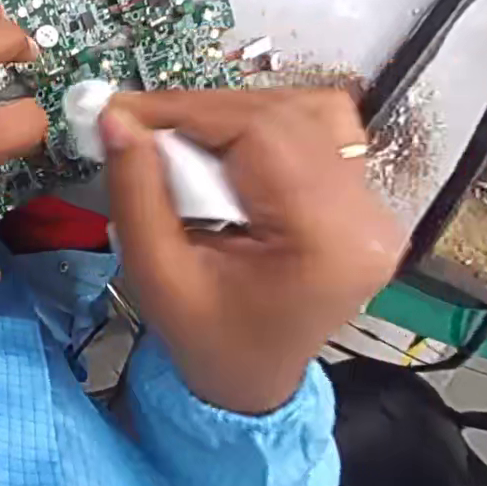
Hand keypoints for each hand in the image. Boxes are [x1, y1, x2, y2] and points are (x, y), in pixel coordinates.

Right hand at [101, 88, 404, 413]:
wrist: (248, 376)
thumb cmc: (201, 334)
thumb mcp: (153, 269)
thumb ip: (135, 189)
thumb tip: (115, 119)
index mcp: (326, 240)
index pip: (260, 132)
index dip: (184, 108)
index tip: (120, 109)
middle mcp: (366, 213)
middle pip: (283, 114)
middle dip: (198, 109)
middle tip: (134, 121)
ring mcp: (370, 203)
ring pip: (303, 111)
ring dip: (227, 112)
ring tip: (173, 134)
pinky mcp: (356, 197)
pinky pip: (313, 129)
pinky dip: (256, 122)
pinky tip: (218, 144)